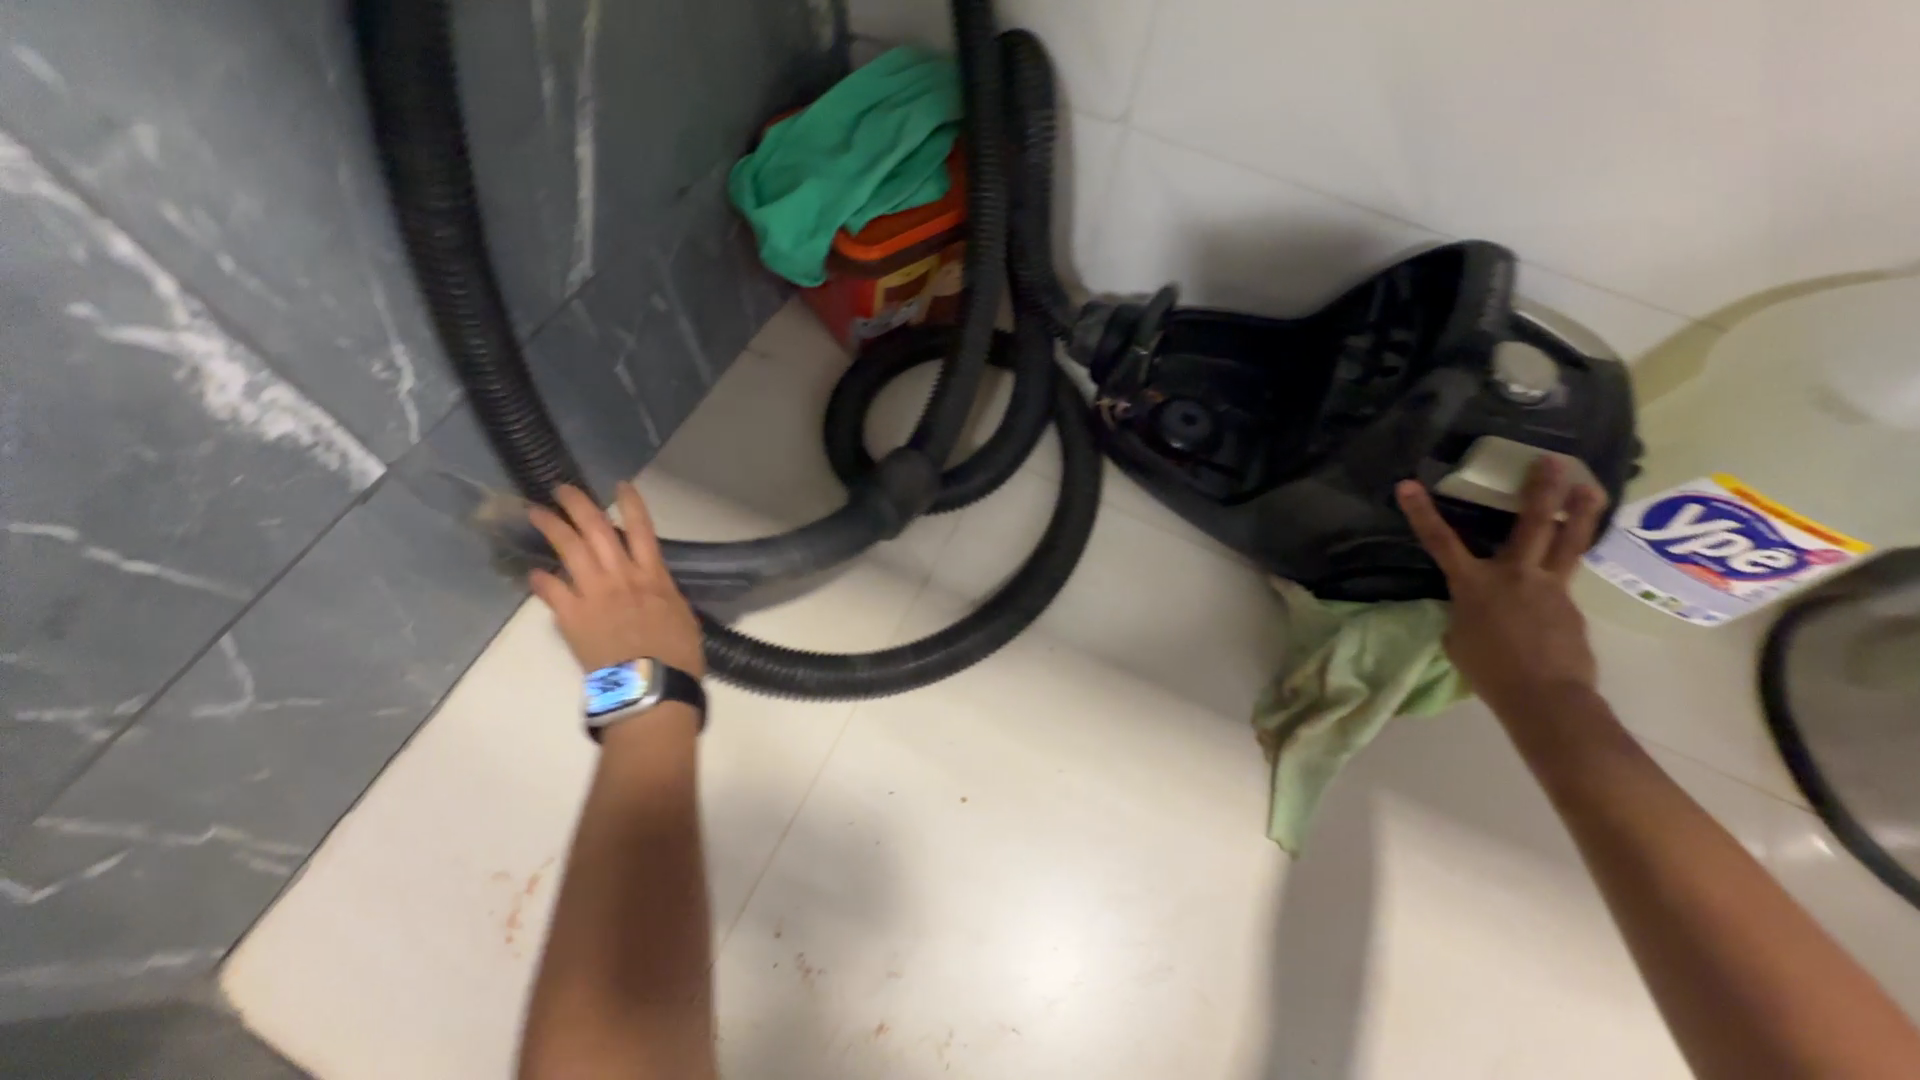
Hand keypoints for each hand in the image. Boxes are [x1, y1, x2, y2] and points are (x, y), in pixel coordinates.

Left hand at [526, 483, 705, 677]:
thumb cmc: (677, 655)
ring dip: (552, 527)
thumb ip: (663, 594)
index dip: (631, 504)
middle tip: (562, 490)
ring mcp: (594, 594)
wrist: (650, 685)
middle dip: (579, 505)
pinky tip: (532, 573)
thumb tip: (654, 587)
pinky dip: (541, 580)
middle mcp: (621, 576)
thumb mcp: (681, 615)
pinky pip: (551, 590)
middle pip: (597, 530)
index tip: (620, 485)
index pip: (641, 529)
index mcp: (652, 576)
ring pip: (569, 550)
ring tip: (536, 512)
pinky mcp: (572, 616)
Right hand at [1396, 458, 1605, 720]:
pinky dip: (1563, 574)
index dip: (1422, 513)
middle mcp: (1514, 575)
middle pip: (1533, 523)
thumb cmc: (1488, 671)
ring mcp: (1550, 587)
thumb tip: (1478, 606)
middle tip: (1552, 461)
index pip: (1440, 542)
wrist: (1544, 696)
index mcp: (1474, 585)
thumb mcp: (1459, 639)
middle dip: (1542, 489)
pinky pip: (1566, 581)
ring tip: (1591, 487)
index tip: (1408, 485)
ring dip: (1581, 511)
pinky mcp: (1573, 605)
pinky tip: (1558, 588)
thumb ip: (1466, 612)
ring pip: (1569, 541)